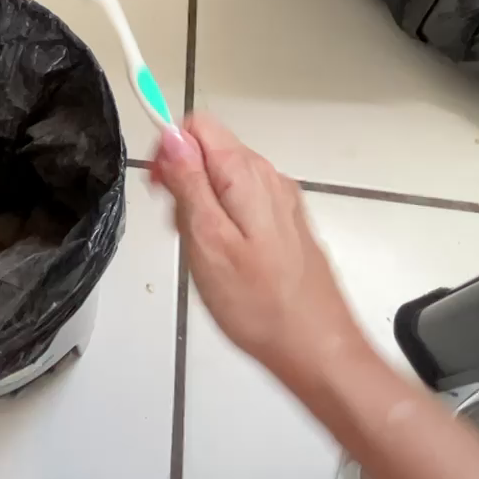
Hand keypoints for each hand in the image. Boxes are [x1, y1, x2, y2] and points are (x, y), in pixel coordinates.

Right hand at [153, 114, 367, 383]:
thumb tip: (171, 134)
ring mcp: (281, 199)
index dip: (168, 147)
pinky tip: (222, 255)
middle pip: (210, 149)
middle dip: (182, 177)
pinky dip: (221, 216)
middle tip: (177, 228)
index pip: (198, 125)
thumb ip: (188, 181)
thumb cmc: (257, 302)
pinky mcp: (287, 222)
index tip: (159, 189)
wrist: (320, 353)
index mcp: (245, 173)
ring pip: (223, 176)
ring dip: (199, 200)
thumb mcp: (207, 239)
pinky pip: (241, 199)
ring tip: (199, 249)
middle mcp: (267, 176)